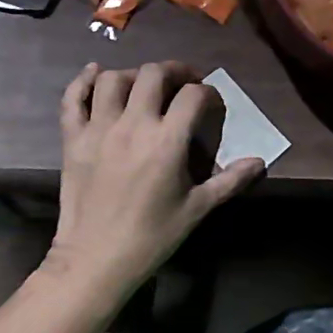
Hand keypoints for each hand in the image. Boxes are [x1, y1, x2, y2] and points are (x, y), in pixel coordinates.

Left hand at [45, 62, 264, 298]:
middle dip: (174, 72)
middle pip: (153, 74)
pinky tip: (93, 72)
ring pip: (112, 79)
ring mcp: (98, 129)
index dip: (208, 93)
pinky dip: (81, 81)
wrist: (96, 260)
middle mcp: (132, 125)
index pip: (193, 95)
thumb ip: (230, 181)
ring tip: (143, 87)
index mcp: (166, 141)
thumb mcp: (197, 208)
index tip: (211, 105)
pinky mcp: (73, 139)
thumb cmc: (152, 236)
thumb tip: (259, 162)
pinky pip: (72, 99)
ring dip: (133, 76)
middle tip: (182, 84)